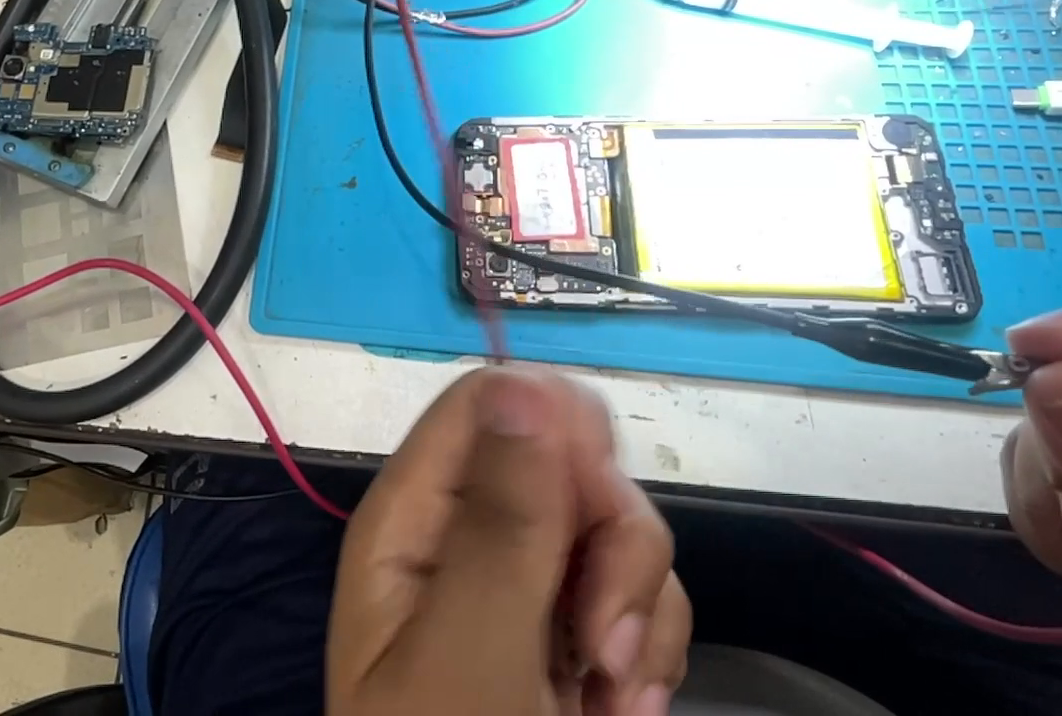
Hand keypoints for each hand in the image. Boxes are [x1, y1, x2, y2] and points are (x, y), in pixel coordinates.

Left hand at [327, 368, 688, 715]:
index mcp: (413, 517)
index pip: (484, 403)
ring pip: (610, 524)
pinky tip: (623, 706)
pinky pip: (635, 588)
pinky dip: (647, 644)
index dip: (553, 431)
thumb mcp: (470, 654)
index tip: (592, 504)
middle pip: (562, 457)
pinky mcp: (569, 626)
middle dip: (609, 538)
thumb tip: (522, 378)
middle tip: (599, 632)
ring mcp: (521, 579)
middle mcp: (464, 531)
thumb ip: (500, 520)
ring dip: (637, 605)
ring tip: (611, 695)